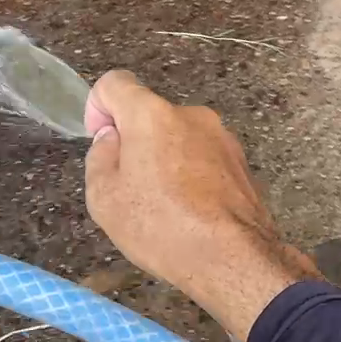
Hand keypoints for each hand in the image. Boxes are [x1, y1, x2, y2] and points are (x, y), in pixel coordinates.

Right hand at [83, 71, 318, 341]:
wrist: (232, 259)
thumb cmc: (162, 228)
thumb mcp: (104, 198)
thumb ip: (100, 157)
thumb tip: (112, 139)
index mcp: (152, 115)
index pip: (116, 83)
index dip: (98, 107)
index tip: (100, 139)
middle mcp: (192, 116)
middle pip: (151, 116)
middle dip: (135, 144)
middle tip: (129, 189)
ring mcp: (222, 139)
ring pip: (180, 141)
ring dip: (166, 163)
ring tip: (163, 209)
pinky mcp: (242, 165)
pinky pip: (204, 162)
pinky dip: (192, 179)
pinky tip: (190, 216)